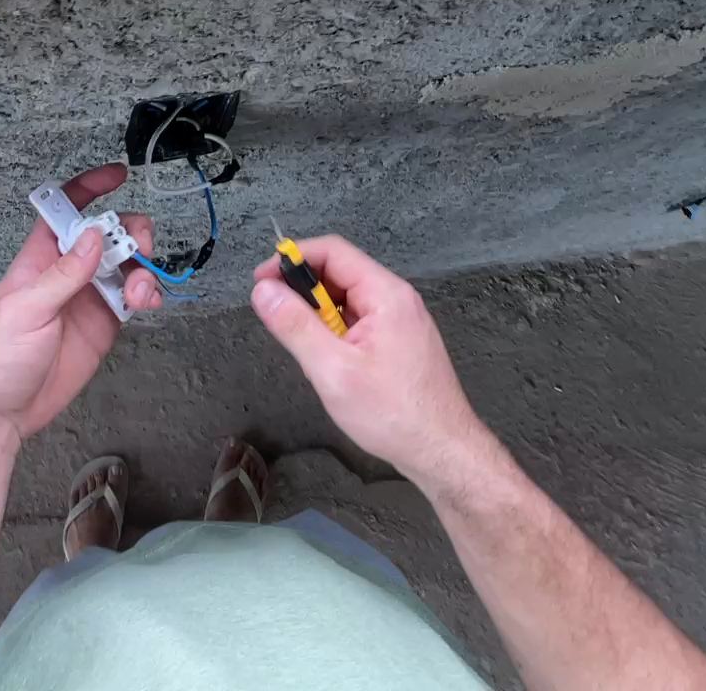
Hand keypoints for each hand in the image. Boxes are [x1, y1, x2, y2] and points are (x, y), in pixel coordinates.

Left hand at [0, 164, 161, 438]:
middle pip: (108, 233)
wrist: (4, 411)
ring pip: (128, 264)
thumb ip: (63, 274)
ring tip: (142, 292)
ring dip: (143, 269)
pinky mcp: (106, 322)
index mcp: (40, 258)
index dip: (89, 187)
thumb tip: (93, 236)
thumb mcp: (25, 311)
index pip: (65, 209)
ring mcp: (89, 296)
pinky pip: (134, 296)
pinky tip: (148, 303)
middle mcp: (68, 271)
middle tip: (138, 248)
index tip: (117, 175)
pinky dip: (148, 294)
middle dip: (130, 232)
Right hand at [251, 235, 485, 488]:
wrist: (444, 454)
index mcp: (385, 294)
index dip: (292, 259)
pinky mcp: (399, 340)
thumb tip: (262, 290)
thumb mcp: (332, 370)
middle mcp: (396, 298)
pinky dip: (334, 327)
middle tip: (274, 314)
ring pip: (347, 297)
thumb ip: (295, 325)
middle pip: (340, 271)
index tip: (262, 281)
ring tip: (300, 341)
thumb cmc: (392, 414)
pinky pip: (358, 318)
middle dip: (302, 287)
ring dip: (317, 310)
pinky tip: (326, 356)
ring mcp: (400, 319)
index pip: (333, 251)